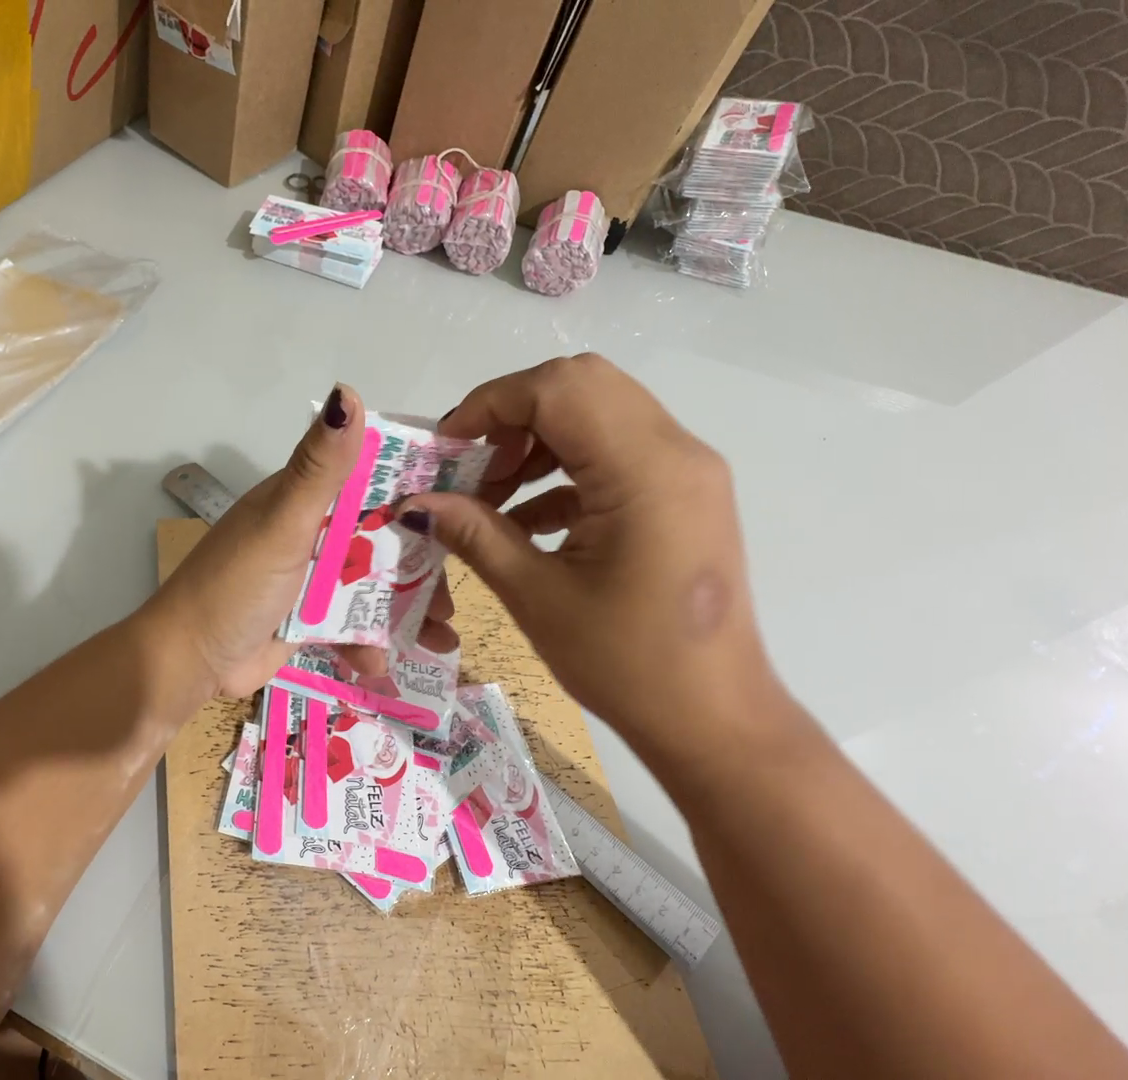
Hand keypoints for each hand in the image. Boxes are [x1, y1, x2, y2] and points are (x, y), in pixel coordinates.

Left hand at [144, 386, 455, 699]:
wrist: (190, 660)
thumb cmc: (236, 585)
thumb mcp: (282, 523)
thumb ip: (319, 468)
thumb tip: (347, 392)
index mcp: (304, 500)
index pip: (371, 482)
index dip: (419, 492)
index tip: (471, 507)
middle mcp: (311, 534)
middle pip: (382, 540)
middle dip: (422, 566)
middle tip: (459, 594)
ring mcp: (310, 579)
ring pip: (373, 587)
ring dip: (407, 610)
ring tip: (443, 636)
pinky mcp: (308, 620)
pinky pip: (352, 626)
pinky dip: (370, 644)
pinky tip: (383, 667)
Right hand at [402, 355, 776, 758]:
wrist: (714, 720)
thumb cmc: (625, 663)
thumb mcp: (535, 596)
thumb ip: (473, 533)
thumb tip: (413, 502)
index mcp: (644, 471)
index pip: (559, 389)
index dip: (490, 403)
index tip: (444, 448)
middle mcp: (676, 452)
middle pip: (581, 385)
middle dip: (512, 413)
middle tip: (470, 465)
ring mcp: (686, 471)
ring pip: (598, 412)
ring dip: (536, 439)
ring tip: (491, 494)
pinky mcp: (682, 495)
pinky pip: (615, 451)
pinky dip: (563, 468)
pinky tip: (525, 519)